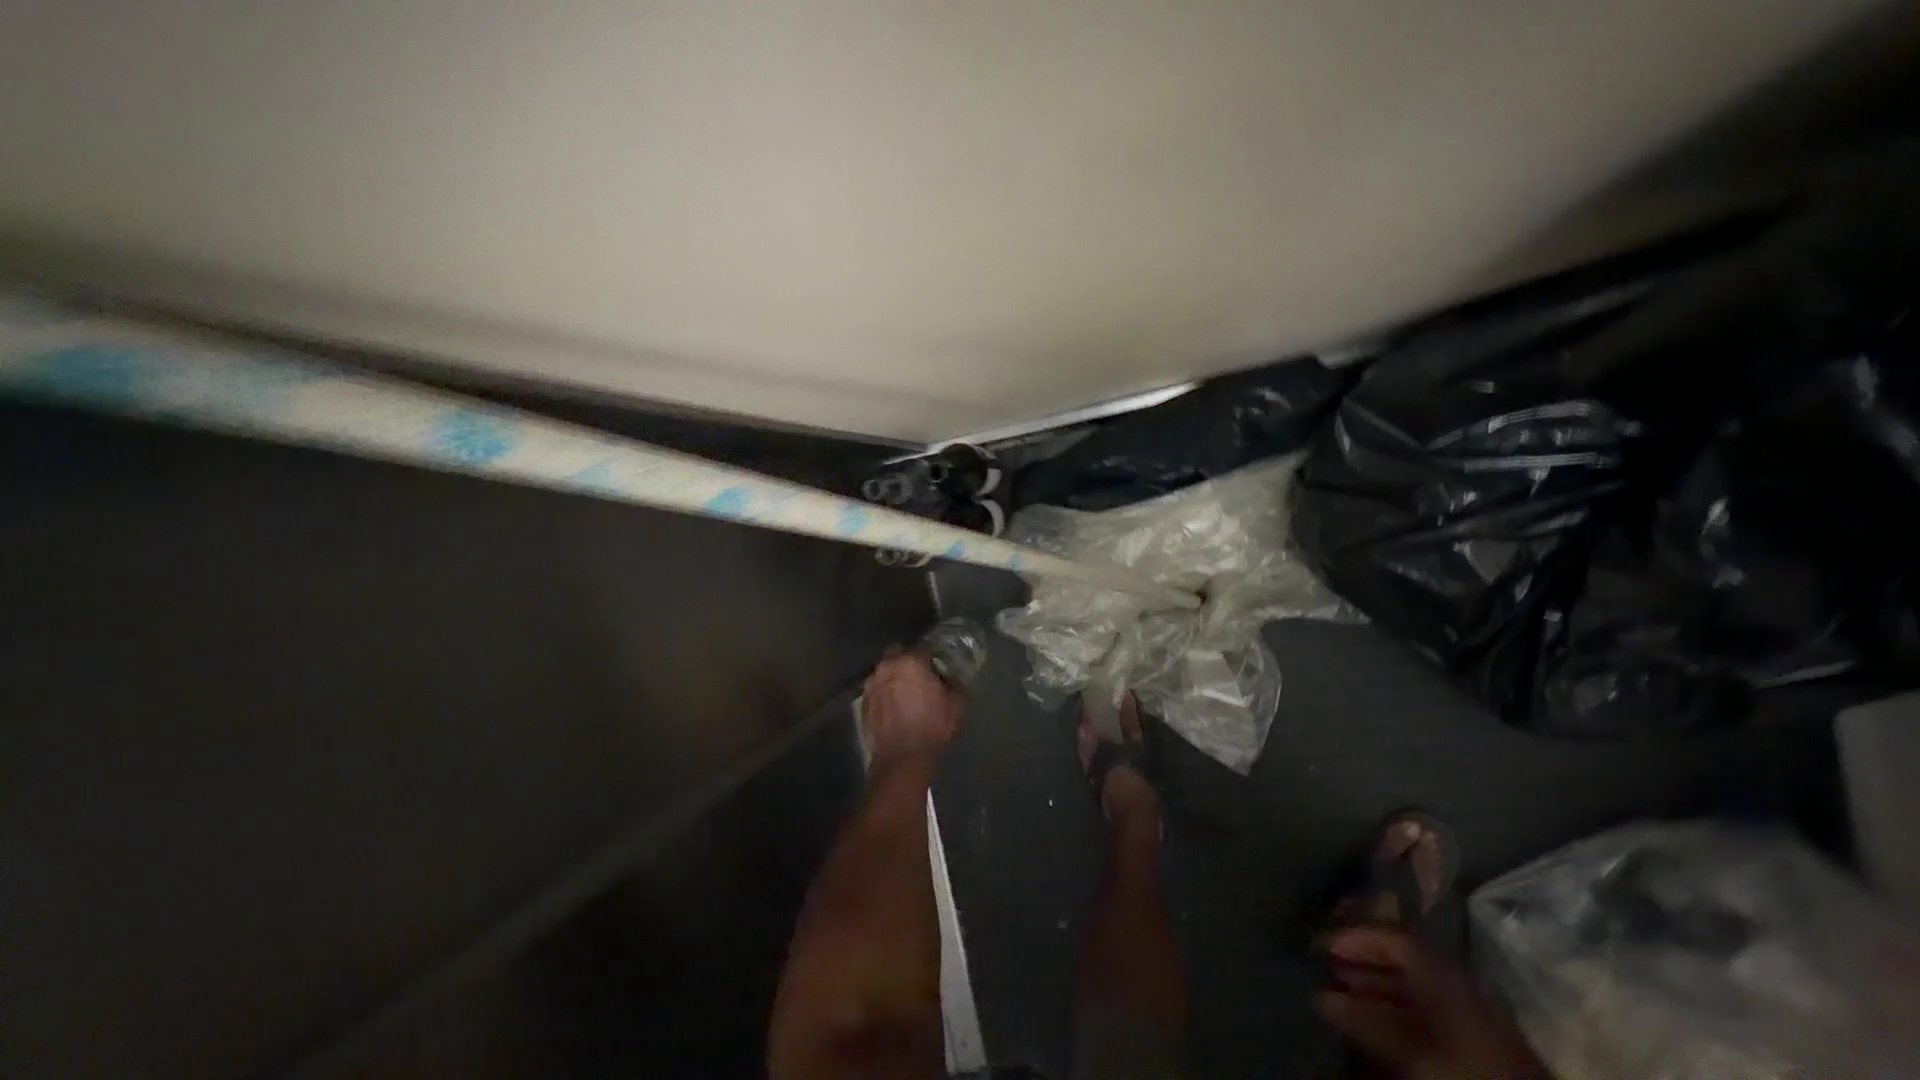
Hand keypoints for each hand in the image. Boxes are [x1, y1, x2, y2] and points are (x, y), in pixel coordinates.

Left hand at [861, 648, 962, 765]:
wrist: (902, 759)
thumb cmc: (933, 728)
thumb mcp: (956, 705)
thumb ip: (953, 684)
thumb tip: (949, 679)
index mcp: (910, 662)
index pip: (923, 647)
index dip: (933, 655)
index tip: (938, 665)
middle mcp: (887, 667)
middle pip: (898, 654)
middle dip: (908, 661)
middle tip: (920, 676)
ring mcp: (871, 685)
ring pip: (884, 672)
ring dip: (893, 678)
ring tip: (905, 693)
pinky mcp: (862, 703)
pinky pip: (876, 691)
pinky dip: (884, 695)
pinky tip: (893, 708)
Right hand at [1318, 927, 1546, 1079]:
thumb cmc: (1468, 1073)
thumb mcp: (1416, 1052)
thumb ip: (1370, 1024)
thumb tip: (1322, 997)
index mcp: (1446, 979)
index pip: (1399, 940)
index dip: (1361, 938)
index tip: (1327, 945)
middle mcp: (1454, 988)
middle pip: (1403, 964)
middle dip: (1362, 964)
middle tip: (1325, 971)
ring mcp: (1463, 1016)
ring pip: (1411, 992)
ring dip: (1374, 992)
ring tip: (1337, 999)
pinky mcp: (1466, 1043)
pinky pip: (1421, 1017)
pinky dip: (1391, 1016)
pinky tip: (1369, 1029)